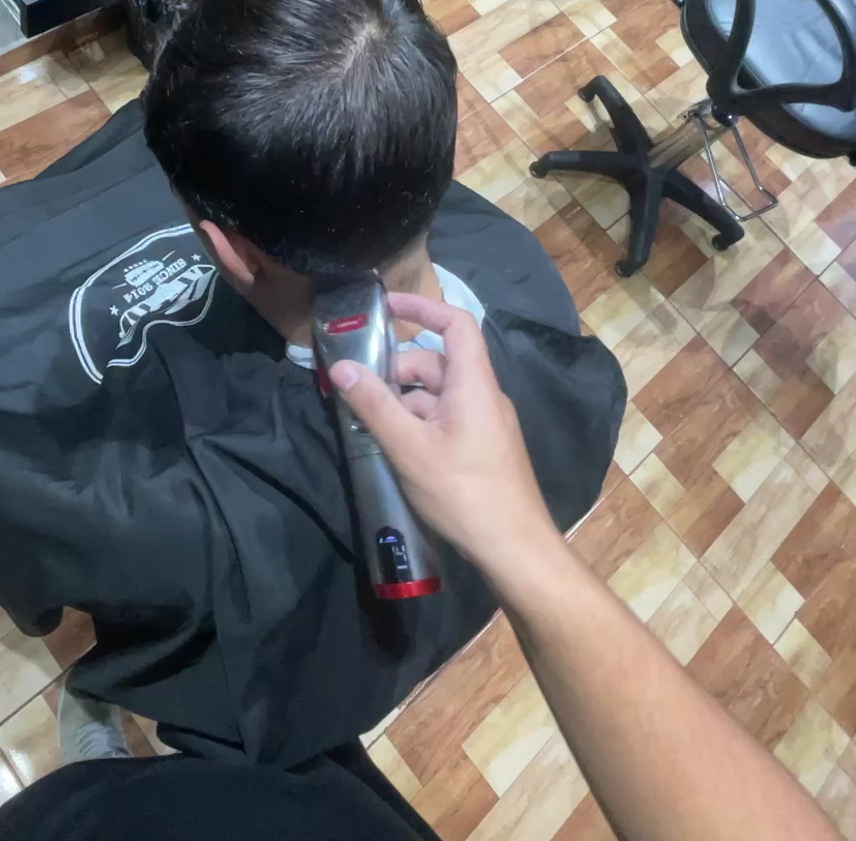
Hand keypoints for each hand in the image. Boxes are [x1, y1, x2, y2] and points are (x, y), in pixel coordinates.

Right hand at [329, 293, 559, 570]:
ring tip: (372, 427)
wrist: (514, 548)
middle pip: (435, 363)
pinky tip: (395, 449)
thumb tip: (341, 367)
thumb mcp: (409, 446)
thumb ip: (374, 405)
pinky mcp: (481, 447)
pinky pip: (444, 418)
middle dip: (396, 372)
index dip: (422, 308)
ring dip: (403, 402)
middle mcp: (482, 395)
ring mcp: (484, 422)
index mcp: (473, 383)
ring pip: (436, 394)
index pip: (455, 324)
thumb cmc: (464, 491)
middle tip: (360, 393)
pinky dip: (416, 422)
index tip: (386, 307)